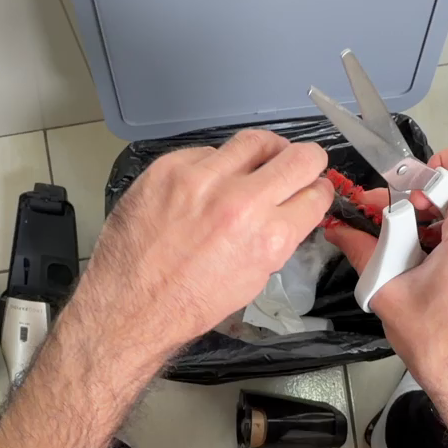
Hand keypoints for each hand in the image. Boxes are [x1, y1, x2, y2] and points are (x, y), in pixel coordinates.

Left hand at [76, 129, 332, 359]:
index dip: (317, 192)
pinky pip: (207, 152)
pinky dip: (213, 166)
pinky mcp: (170, 168)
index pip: (316, 194)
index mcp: (268, 239)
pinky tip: (205, 186)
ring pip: (255, 141)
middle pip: (299, 156)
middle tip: (296, 168)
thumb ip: (277, 239)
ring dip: (263, 152)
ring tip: (255, 166)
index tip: (310, 191)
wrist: (130, 306)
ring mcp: (202, 179)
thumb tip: (291, 210)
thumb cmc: (188, 305)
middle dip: (304, 162)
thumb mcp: (251, 281)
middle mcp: (240, 202)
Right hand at [324, 138, 447, 407]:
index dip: (441, 160)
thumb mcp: (391, 294)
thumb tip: (340, 231)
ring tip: (412, 259)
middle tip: (394, 227)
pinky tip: (434, 272)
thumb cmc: (446, 349)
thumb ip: (364, 251)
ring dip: (439, 225)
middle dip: (426, 201)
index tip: (412, 191)